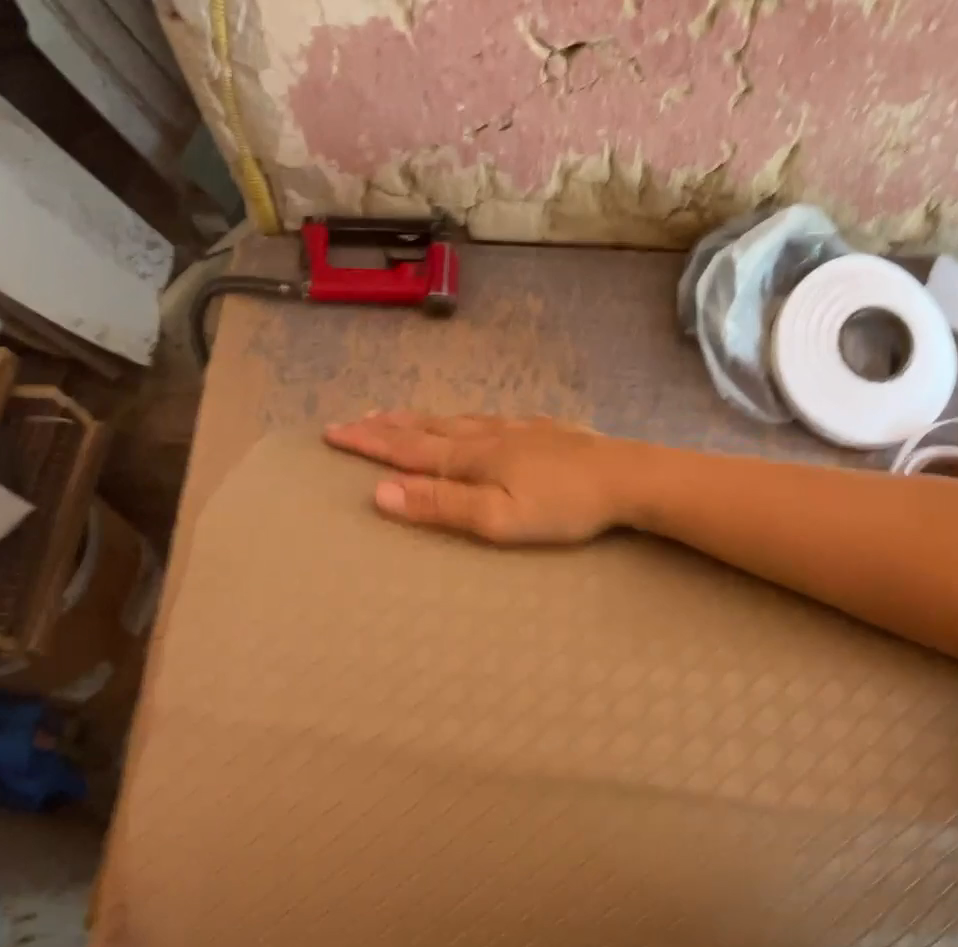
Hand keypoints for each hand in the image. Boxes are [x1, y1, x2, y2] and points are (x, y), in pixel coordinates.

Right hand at [323, 412, 642, 543]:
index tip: (332, 432)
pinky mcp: (543, 430)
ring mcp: (516, 428)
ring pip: (456, 420)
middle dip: (386, 426)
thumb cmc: (562, 506)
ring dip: (420, 419)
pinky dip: (462, 419)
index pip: (406, 449)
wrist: (626, 477)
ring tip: (397, 416)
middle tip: (353, 420)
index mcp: (471, 458)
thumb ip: (441, 505)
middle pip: (426, 428)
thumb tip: (381, 492)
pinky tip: (472, 420)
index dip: (368, 442)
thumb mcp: (498, 518)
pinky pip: (487, 419)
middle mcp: (487, 436)